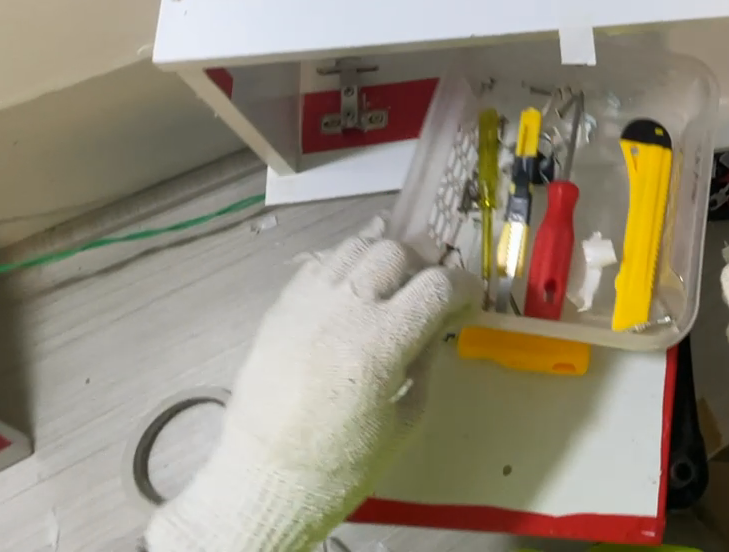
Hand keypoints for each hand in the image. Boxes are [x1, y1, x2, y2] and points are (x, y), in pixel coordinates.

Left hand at [147, 219, 472, 551]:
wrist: (260, 482)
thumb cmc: (341, 463)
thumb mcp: (405, 419)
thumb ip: (425, 362)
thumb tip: (437, 325)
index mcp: (379, 345)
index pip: (437, 285)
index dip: (464, 285)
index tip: (469, 299)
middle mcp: (344, 311)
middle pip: (396, 251)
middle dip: (423, 266)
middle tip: (427, 290)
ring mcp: (308, 303)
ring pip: (357, 246)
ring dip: (383, 257)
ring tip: (389, 281)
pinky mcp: (282, 307)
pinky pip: (322, 262)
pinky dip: (348, 264)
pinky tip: (354, 288)